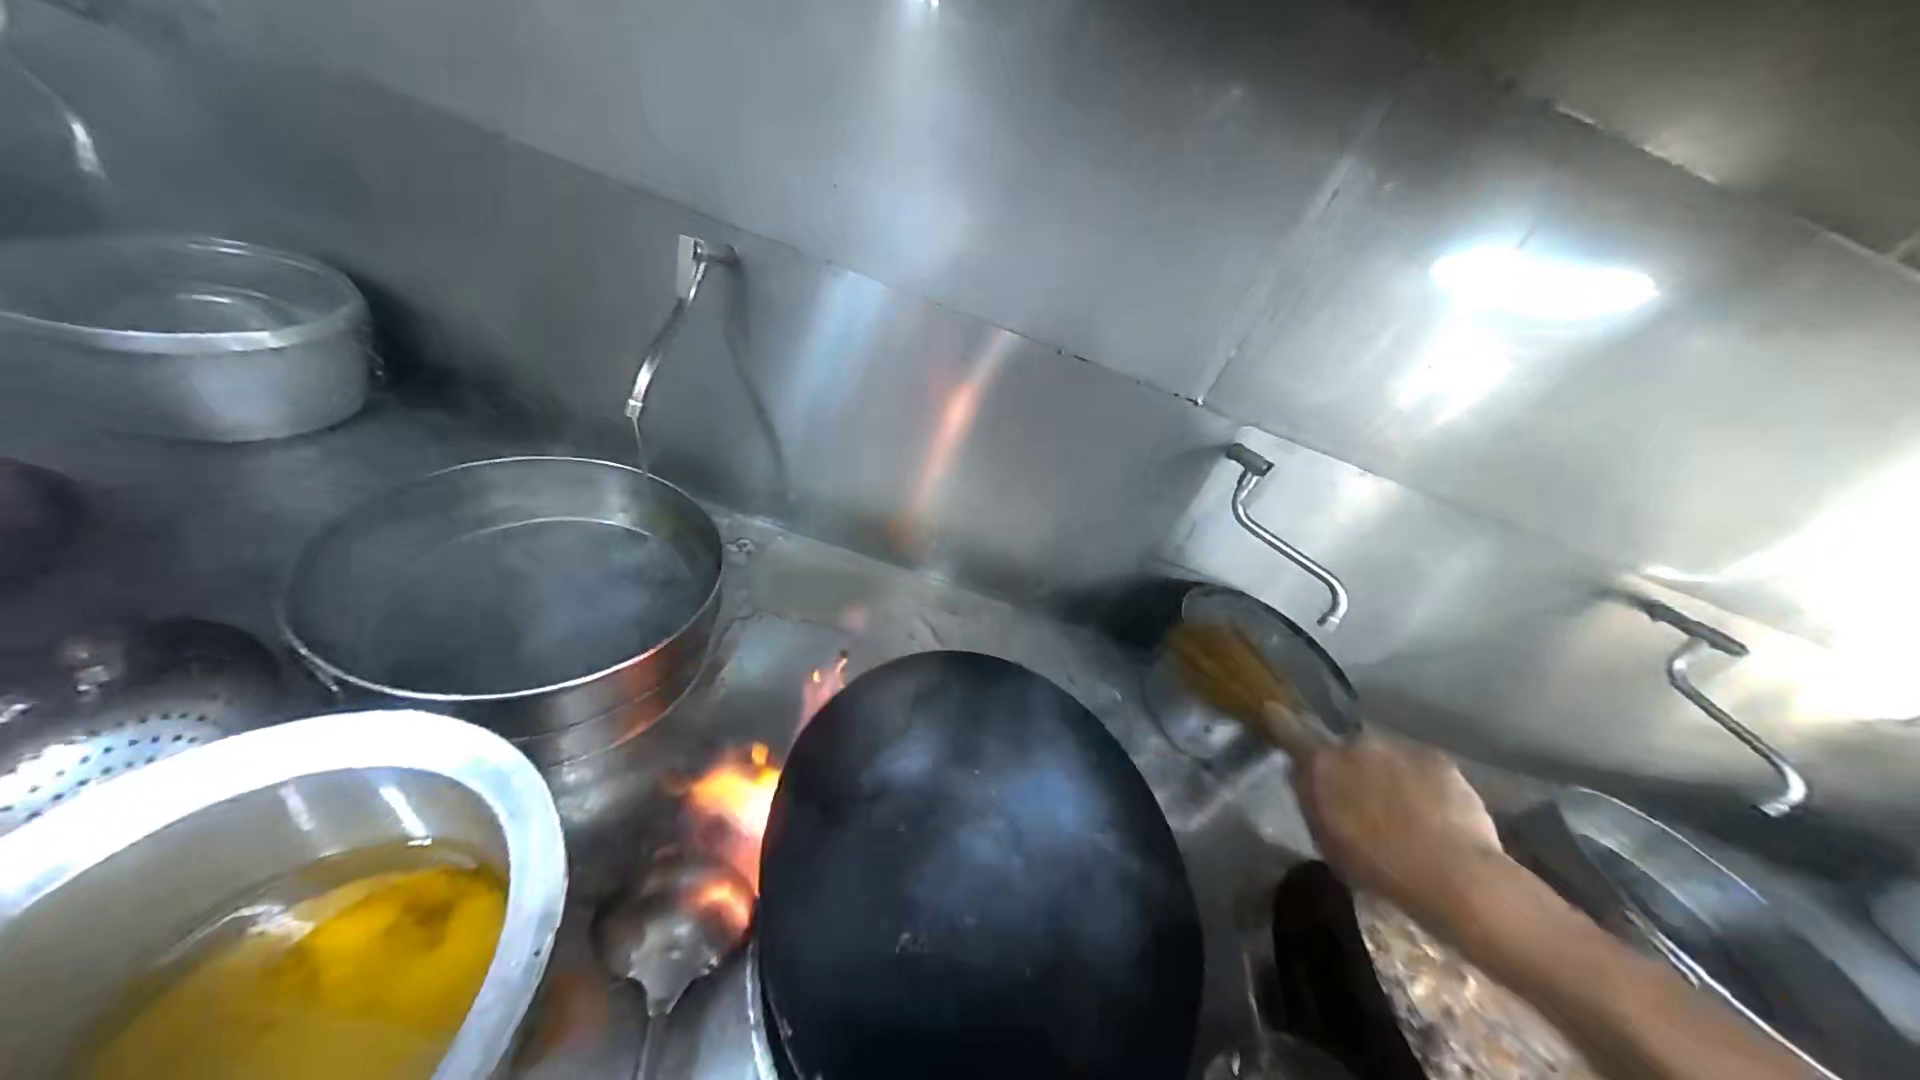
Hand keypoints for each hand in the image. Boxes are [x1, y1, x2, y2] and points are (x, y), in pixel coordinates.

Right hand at [1277, 714, 1505, 922]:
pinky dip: (1421, 782)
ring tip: (1404, 810)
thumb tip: (1306, 776)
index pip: (1288, 728)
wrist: (1451, 874)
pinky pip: (1419, 766)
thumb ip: (1311, 797)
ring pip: (1384, 756)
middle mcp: (1355, 744)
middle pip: (1344, 747)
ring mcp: (1398, 748)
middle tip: (1361, 797)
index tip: (1273, 711)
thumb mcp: (1325, 837)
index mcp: (1320, 763)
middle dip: (1349, 765)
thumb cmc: (1376, 866)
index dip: (1279, 720)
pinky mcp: (1437, 758)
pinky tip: (1433, 813)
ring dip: (1386, 774)